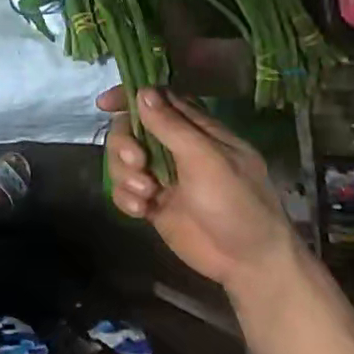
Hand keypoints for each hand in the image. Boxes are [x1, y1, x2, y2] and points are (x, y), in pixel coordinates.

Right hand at [99, 86, 298, 288]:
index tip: (105, 104)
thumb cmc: (236, 202)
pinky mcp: (154, 205)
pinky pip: (125, 191)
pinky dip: (126, 198)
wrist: (248, 261)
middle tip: (137, 162)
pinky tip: (141, 211)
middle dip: (124, 144)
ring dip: (124, 174)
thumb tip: (143, 92)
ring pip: (123, 161)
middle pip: (132, 130)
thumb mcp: (206, 159)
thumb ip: (172, 127)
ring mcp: (164, 177)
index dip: (131, 97)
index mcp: (197, 130)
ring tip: (146, 193)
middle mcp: (177, 149)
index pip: (159, 100)